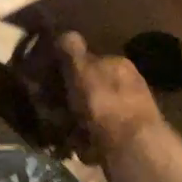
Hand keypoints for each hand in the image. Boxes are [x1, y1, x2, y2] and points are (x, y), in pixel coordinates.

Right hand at [54, 31, 165, 169]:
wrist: (132, 149)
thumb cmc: (104, 105)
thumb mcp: (82, 71)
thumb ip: (72, 51)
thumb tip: (65, 32)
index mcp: (118, 65)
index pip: (89, 61)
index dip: (66, 72)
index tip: (48, 84)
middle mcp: (128, 86)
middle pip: (90, 90)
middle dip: (71, 101)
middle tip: (51, 112)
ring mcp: (130, 114)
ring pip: (93, 115)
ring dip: (76, 124)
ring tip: (62, 133)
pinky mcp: (127, 140)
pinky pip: (99, 138)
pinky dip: (88, 143)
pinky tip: (79, 147)